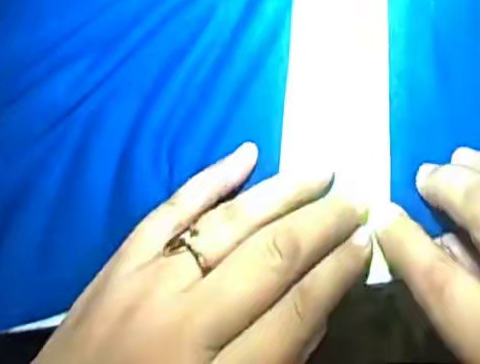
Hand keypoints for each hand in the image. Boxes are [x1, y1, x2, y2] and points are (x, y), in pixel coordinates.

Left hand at [37, 143, 369, 363]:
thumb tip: (321, 305)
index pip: (297, 308)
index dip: (340, 269)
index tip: (369, 238)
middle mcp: (177, 326)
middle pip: (272, 254)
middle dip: (325, 222)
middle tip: (359, 200)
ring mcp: (140, 291)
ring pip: (230, 221)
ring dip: (284, 191)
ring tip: (323, 171)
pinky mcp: (110, 273)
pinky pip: (167, 213)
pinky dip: (209, 180)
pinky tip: (247, 153)